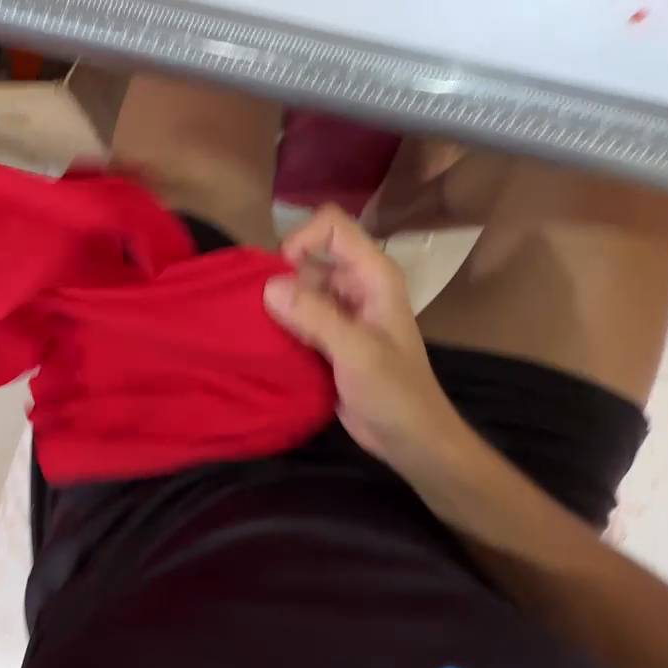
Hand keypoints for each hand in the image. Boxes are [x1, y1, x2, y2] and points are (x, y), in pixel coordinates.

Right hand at [264, 206, 470, 467]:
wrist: (410, 440)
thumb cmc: (395, 392)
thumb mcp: (357, 352)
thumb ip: (315, 317)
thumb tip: (269, 286)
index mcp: (373, 275)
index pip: (333, 227)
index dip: (303, 238)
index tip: (281, 272)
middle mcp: (356, 285)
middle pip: (309, 257)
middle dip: (282, 277)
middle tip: (260, 310)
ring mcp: (341, 311)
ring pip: (298, 288)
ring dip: (277, 304)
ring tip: (257, 327)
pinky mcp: (328, 337)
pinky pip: (296, 316)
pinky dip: (280, 324)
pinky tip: (264, 341)